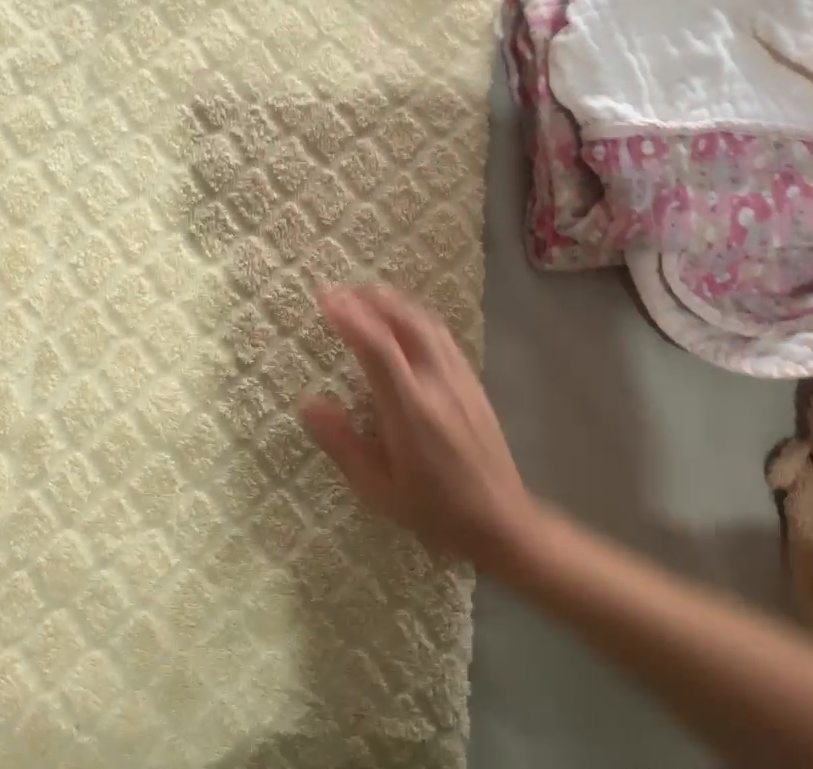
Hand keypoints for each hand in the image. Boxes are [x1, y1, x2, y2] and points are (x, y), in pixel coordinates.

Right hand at [302, 284, 540, 566]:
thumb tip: (310, 403)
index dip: (349, 317)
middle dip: (372, 299)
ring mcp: (460, 381)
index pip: (376, 348)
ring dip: (395, 304)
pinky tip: (405, 322)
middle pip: (405, 322)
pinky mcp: (473, 384)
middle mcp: (437, 385)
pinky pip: (443, 337)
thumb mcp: (377, 489)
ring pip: (427, 325)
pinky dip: (417, 318)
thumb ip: (342, 444)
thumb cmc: (432, 510)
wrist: (502, 523)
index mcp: (410, 410)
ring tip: (368, 296)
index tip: (324, 296)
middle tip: (341, 289)